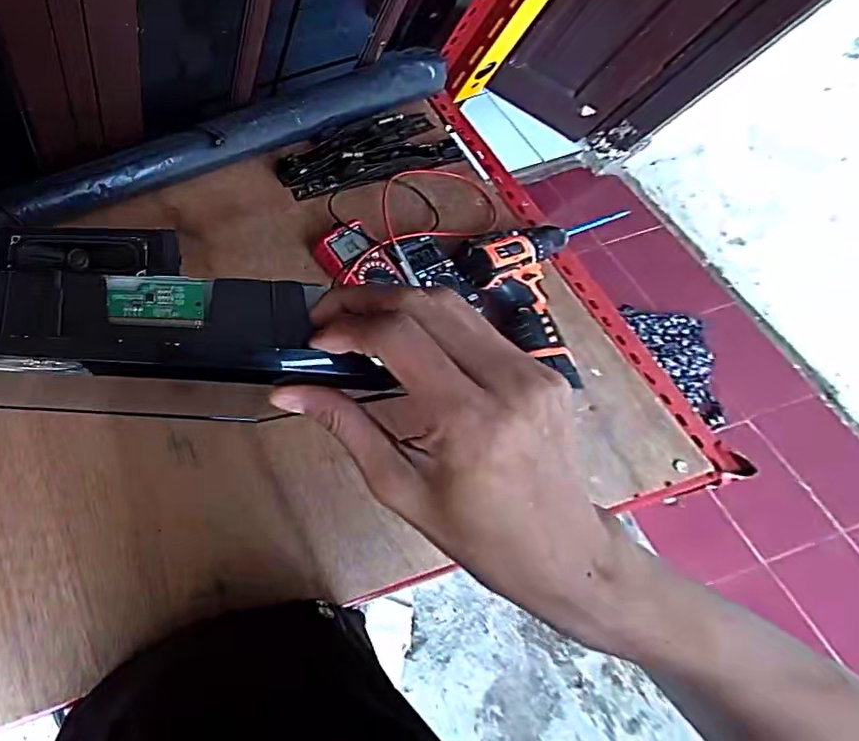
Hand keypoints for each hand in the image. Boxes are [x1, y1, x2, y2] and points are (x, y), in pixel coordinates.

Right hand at [272, 285, 643, 651]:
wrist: (574, 559)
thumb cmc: (479, 534)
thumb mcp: (396, 485)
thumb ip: (342, 423)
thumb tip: (284, 392)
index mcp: (470, 417)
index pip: (395, 336)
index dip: (343, 327)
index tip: (312, 342)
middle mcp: (508, 381)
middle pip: (420, 302)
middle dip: (359, 299)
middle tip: (322, 317)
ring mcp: (532, 370)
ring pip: (446, 301)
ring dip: (389, 300)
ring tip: (353, 320)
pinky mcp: (539, 368)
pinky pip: (468, 322)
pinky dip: (421, 317)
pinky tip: (398, 339)